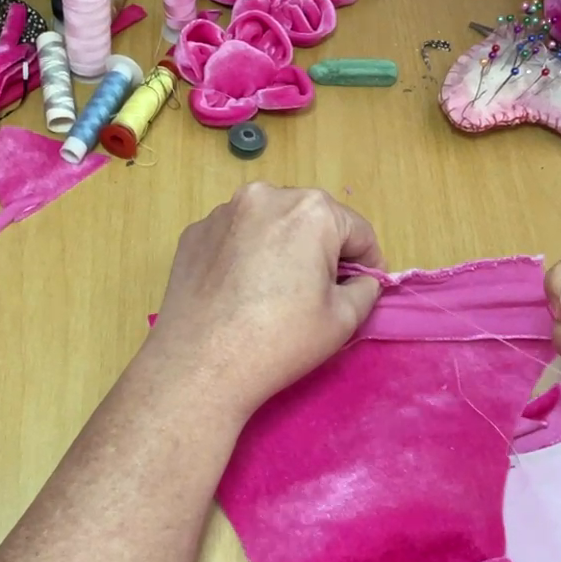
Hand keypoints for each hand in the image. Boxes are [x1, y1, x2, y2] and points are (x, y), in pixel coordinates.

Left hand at [143, 183, 383, 419]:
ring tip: (274, 292)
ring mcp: (222, 213)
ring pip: (268, 224)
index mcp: (310, 211)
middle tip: (317, 292)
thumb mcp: (343, 320)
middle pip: (310, 220)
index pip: (357, 231)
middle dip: (321, 250)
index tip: (363, 288)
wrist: (199, 364)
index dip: (367, 263)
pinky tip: (238, 291)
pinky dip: (243, 255)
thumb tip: (361, 280)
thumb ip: (365, 289)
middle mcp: (264, 197)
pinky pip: (233, 237)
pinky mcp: (193, 234)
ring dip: (280, 248)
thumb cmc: (280, 341)